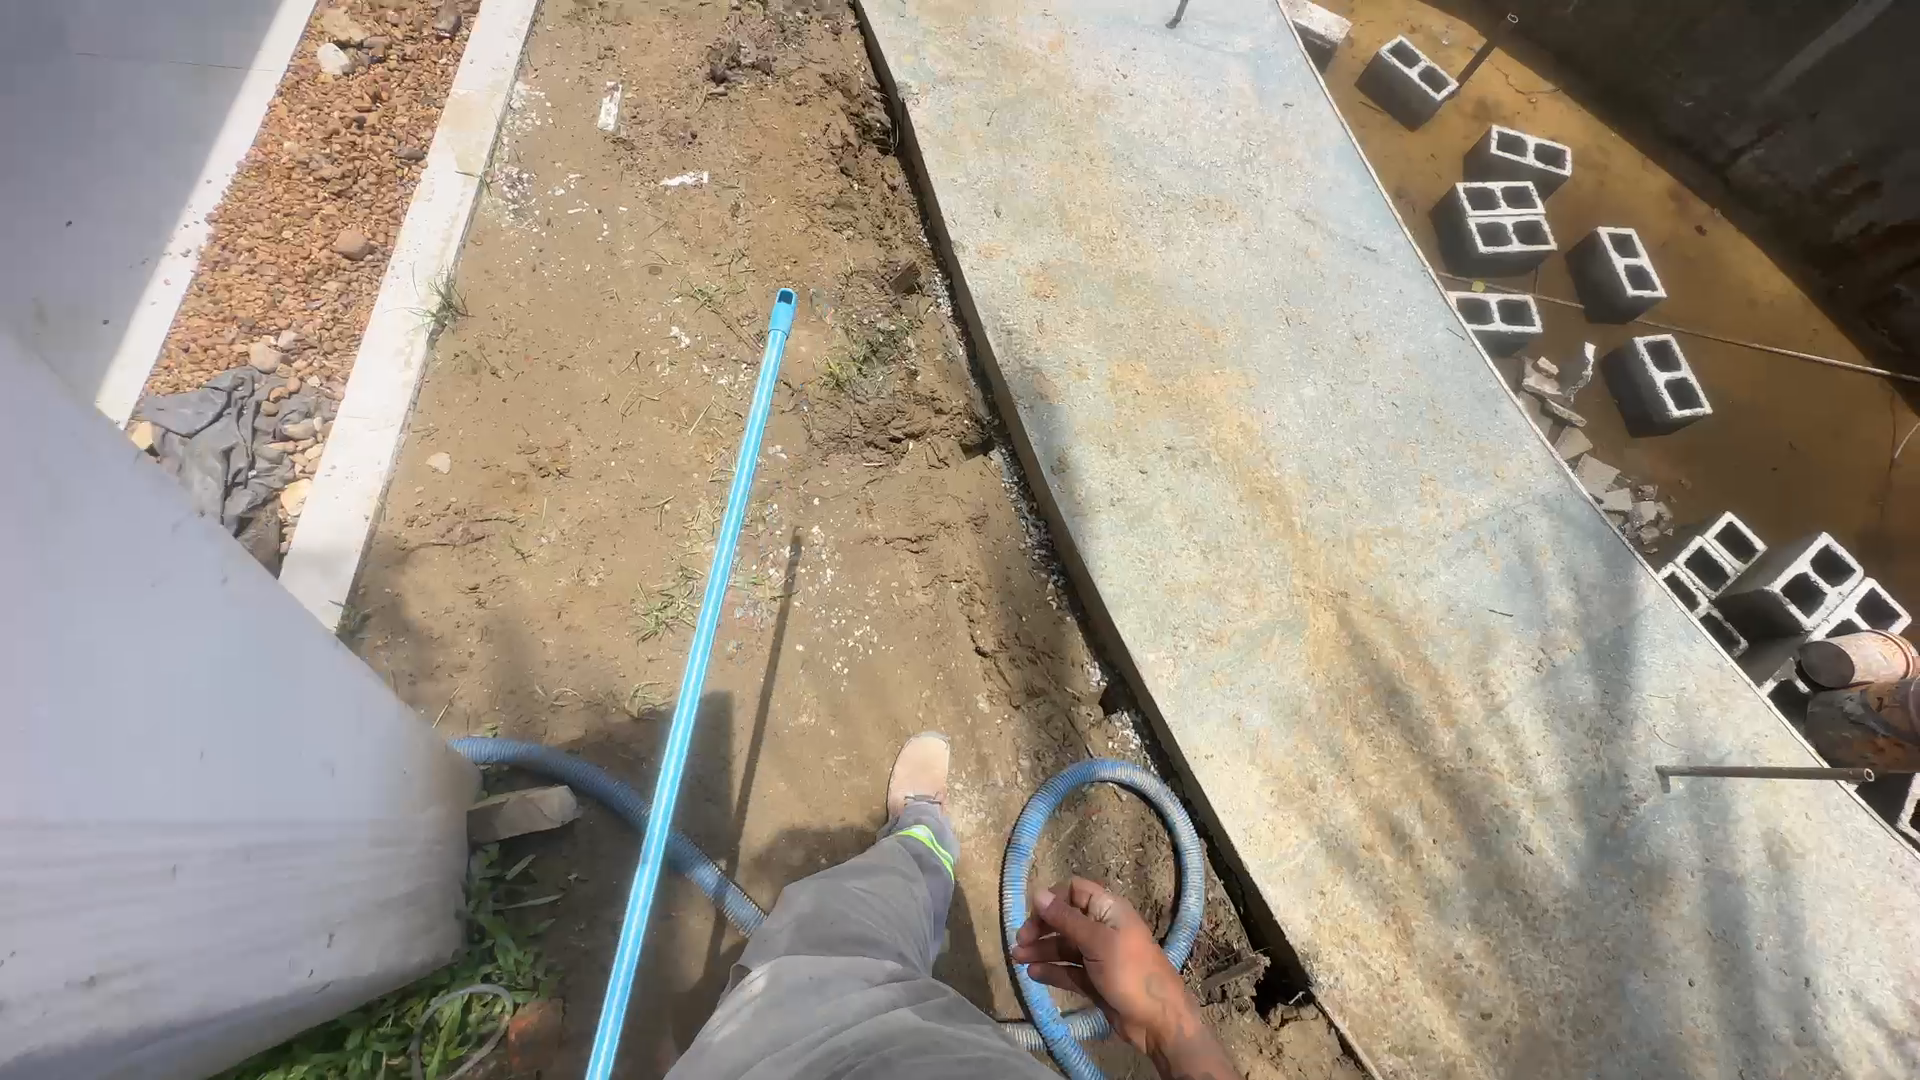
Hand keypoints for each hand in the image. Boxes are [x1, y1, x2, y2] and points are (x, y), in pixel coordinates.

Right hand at [1010, 877, 1202, 1058]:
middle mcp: (1101, 927)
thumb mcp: (1097, 941)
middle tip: (1020, 942)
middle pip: (1064, 919)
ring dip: (1041, 950)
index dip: (1052, 900)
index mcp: (1108, 909)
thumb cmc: (1130, 972)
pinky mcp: (1094, 979)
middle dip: (1041, 928)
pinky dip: (1051, 970)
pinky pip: (1068, 969)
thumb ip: (1065, 918)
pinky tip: (1033, 974)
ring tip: (1017, 959)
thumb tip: (1038, 893)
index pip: (1073, 892)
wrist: (1159, 1022)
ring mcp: (1098, 955)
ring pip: (1063, 945)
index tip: (1034, 916)